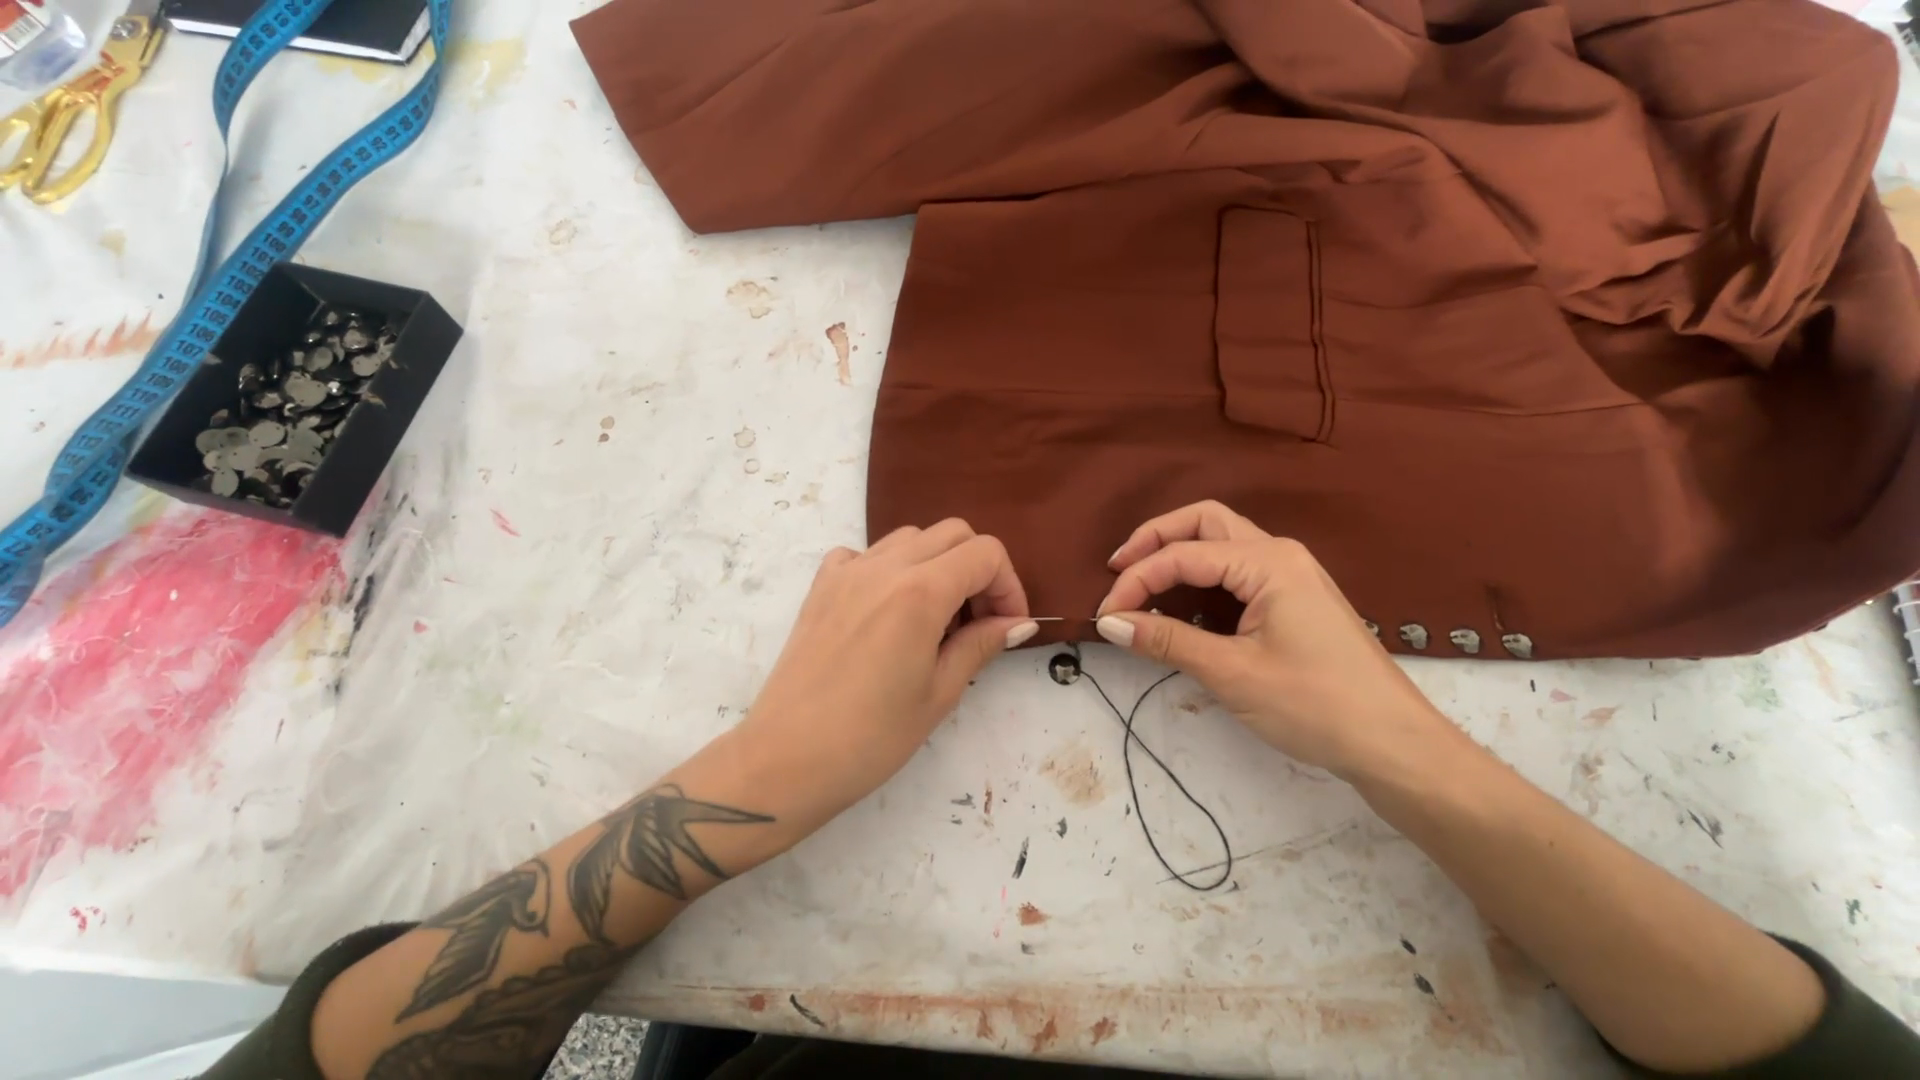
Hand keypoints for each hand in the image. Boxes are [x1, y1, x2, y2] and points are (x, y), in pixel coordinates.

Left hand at [740, 519, 1037, 813]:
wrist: (788, 757)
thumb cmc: (872, 736)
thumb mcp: (939, 693)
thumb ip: (981, 645)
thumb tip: (1019, 623)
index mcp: (920, 592)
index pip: (985, 554)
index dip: (1009, 586)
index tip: (1007, 626)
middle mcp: (883, 567)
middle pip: (952, 533)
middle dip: (978, 569)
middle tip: (978, 622)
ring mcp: (846, 572)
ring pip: (910, 538)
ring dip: (936, 565)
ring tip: (936, 621)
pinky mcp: (821, 587)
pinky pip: (864, 554)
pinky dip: (889, 569)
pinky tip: (888, 611)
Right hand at [1093, 501, 1461, 780]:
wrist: (1392, 742)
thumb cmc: (1315, 705)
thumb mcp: (1232, 673)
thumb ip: (1167, 640)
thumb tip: (1109, 622)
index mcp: (1269, 562)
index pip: (1183, 554)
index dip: (1137, 580)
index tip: (1105, 615)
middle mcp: (1281, 554)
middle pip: (1205, 522)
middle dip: (1156, 540)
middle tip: (1118, 571)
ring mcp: (1293, 574)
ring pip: (1223, 542)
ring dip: (1178, 554)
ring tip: (1142, 584)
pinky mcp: (1296, 599)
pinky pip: (1238, 569)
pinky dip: (1202, 575)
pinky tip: (1183, 603)